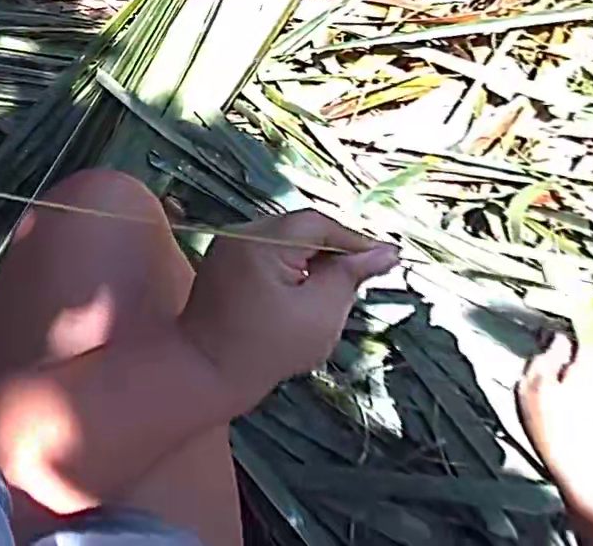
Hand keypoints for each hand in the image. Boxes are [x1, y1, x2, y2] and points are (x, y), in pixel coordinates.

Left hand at [177, 210, 399, 409]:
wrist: (206, 368)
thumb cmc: (269, 347)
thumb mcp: (320, 313)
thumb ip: (348, 276)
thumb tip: (384, 252)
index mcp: (260, 240)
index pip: (316, 223)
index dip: (352, 239)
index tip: (387, 259)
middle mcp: (240, 233)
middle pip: (297, 228)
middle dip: (332, 249)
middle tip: (363, 277)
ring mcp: (227, 244)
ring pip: (282, 239)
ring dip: (310, 258)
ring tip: (334, 289)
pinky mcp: (222, 260)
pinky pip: (264, 251)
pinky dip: (288, 264)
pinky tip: (302, 292)